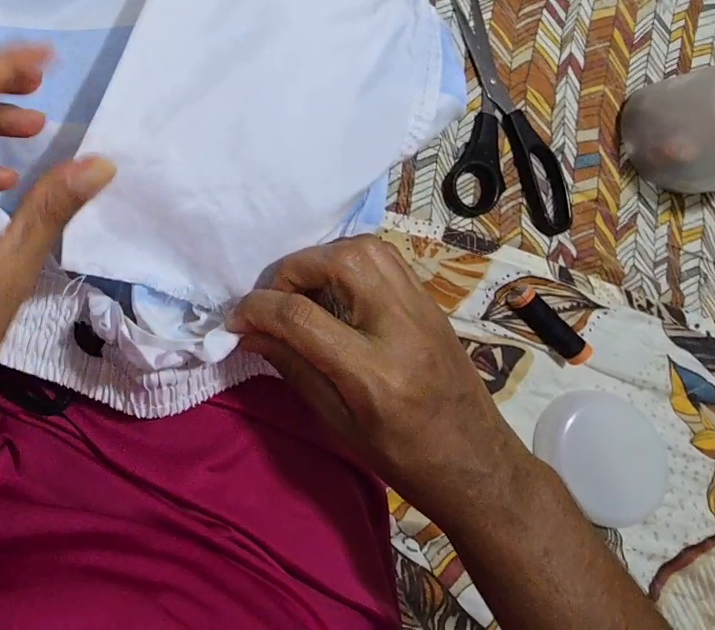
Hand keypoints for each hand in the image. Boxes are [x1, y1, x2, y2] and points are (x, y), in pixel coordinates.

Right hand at [229, 236, 531, 522]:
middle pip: (339, 262)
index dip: (257, 310)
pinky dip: (349, 259)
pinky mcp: (430, 302)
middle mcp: (401, 328)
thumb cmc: (404, 458)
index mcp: (374, 373)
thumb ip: (292, 368)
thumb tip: (248, 333)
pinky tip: (336, 287)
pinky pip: (385, 257)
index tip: (235, 320)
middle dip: (292, 270)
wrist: (479, 467)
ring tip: (304, 288)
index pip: (301, 316)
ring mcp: (422, 309)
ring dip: (322, 257)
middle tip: (274, 298)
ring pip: (365, 247)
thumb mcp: (338, 423)